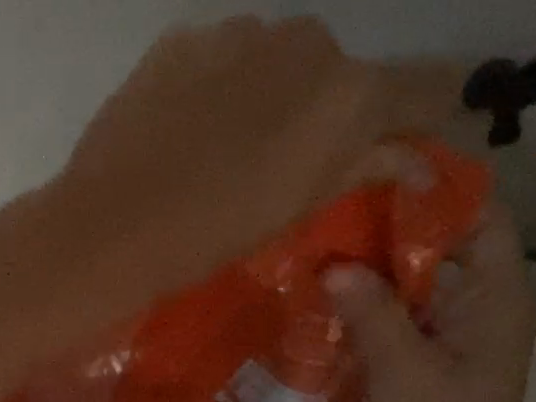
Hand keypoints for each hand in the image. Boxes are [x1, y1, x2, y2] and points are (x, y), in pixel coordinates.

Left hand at [53, 16, 465, 303]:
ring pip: (272, 58)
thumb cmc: (209, 236)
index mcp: (352, 95)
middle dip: (319, 107)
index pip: (425, 86)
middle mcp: (309, 44)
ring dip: (262, 91)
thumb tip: (415, 158)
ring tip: (219, 145)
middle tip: (278, 160)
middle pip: (336, 71)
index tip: (403, 138)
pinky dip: (212, 84)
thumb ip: (360, 168)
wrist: (110, 226)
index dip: (420, 115)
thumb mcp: (294, 209)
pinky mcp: (183, 38)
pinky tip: (181, 127)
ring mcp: (241, 33)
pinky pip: (216, 57)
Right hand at [324, 205, 535, 401]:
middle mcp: (484, 311)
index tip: (383, 171)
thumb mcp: (402, 369)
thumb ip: (372, 311)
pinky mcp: (426, 366)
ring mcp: (455, 341)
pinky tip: (326, 301)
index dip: (439, 191)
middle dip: (393, 229)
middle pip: (444, 248)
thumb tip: (335, 263)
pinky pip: (399, 321)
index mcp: (499, 301)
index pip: (481, 219)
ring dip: (375, 271)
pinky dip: (368, 308)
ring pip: (417, 287)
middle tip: (335, 209)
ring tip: (322, 247)